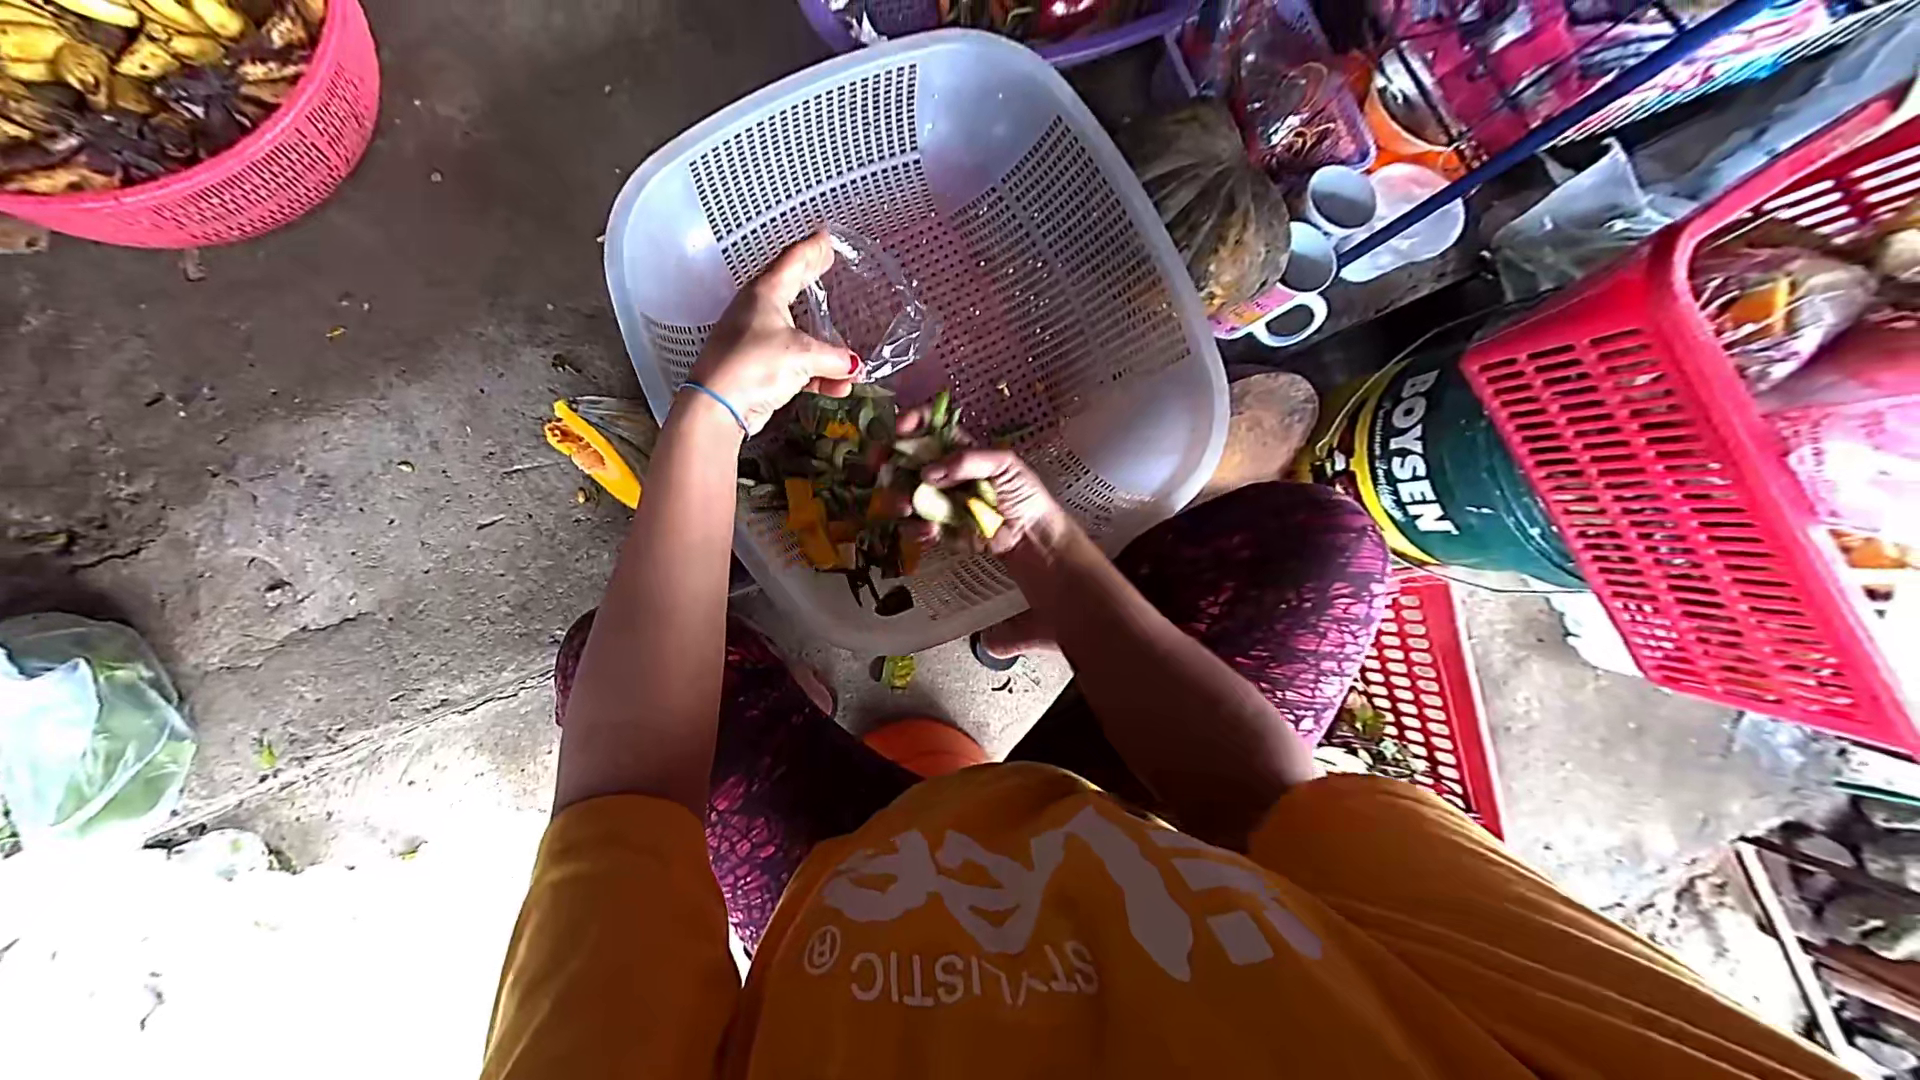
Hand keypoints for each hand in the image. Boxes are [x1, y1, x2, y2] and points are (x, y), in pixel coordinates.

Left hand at [685, 231, 861, 434]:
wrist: (719, 405)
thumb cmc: (755, 365)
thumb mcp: (803, 355)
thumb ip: (834, 358)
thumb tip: (854, 366)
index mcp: (765, 293)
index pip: (793, 260)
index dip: (812, 248)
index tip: (827, 238)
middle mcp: (758, 311)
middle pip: (793, 292)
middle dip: (814, 282)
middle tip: (829, 266)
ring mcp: (757, 340)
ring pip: (799, 336)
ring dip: (826, 349)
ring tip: (851, 358)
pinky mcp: (760, 368)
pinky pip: (796, 366)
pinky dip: (817, 375)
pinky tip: (838, 387)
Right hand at [893, 404, 1075, 561]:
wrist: (1031, 534)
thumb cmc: (1024, 492)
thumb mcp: (1004, 463)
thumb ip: (968, 460)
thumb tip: (928, 472)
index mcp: (957, 448)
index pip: (928, 426)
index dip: (911, 422)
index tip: (899, 428)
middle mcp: (941, 471)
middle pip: (903, 459)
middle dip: (886, 459)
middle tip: (878, 464)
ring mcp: (936, 500)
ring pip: (901, 493)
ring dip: (896, 497)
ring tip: (906, 506)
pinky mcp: (937, 528)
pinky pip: (915, 526)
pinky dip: (916, 528)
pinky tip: (930, 530)